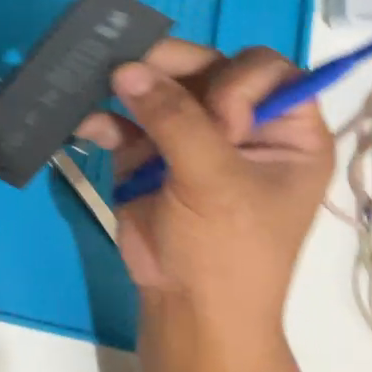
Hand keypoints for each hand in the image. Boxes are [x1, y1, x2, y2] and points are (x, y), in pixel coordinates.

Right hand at [75, 41, 334, 335]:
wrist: (187, 302)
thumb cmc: (228, 247)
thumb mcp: (214, 181)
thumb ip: (175, 121)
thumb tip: (127, 68)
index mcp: (285, 131)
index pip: (264, 73)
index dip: (234, 84)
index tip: (214, 119)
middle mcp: (239, 126)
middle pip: (204, 72)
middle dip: (168, 71)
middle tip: (127, 69)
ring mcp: (188, 138)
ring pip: (158, 90)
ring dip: (127, 86)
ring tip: (97, 83)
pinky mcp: (145, 155)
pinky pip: (122, 121)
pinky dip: (102, 118)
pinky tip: (86, 125)